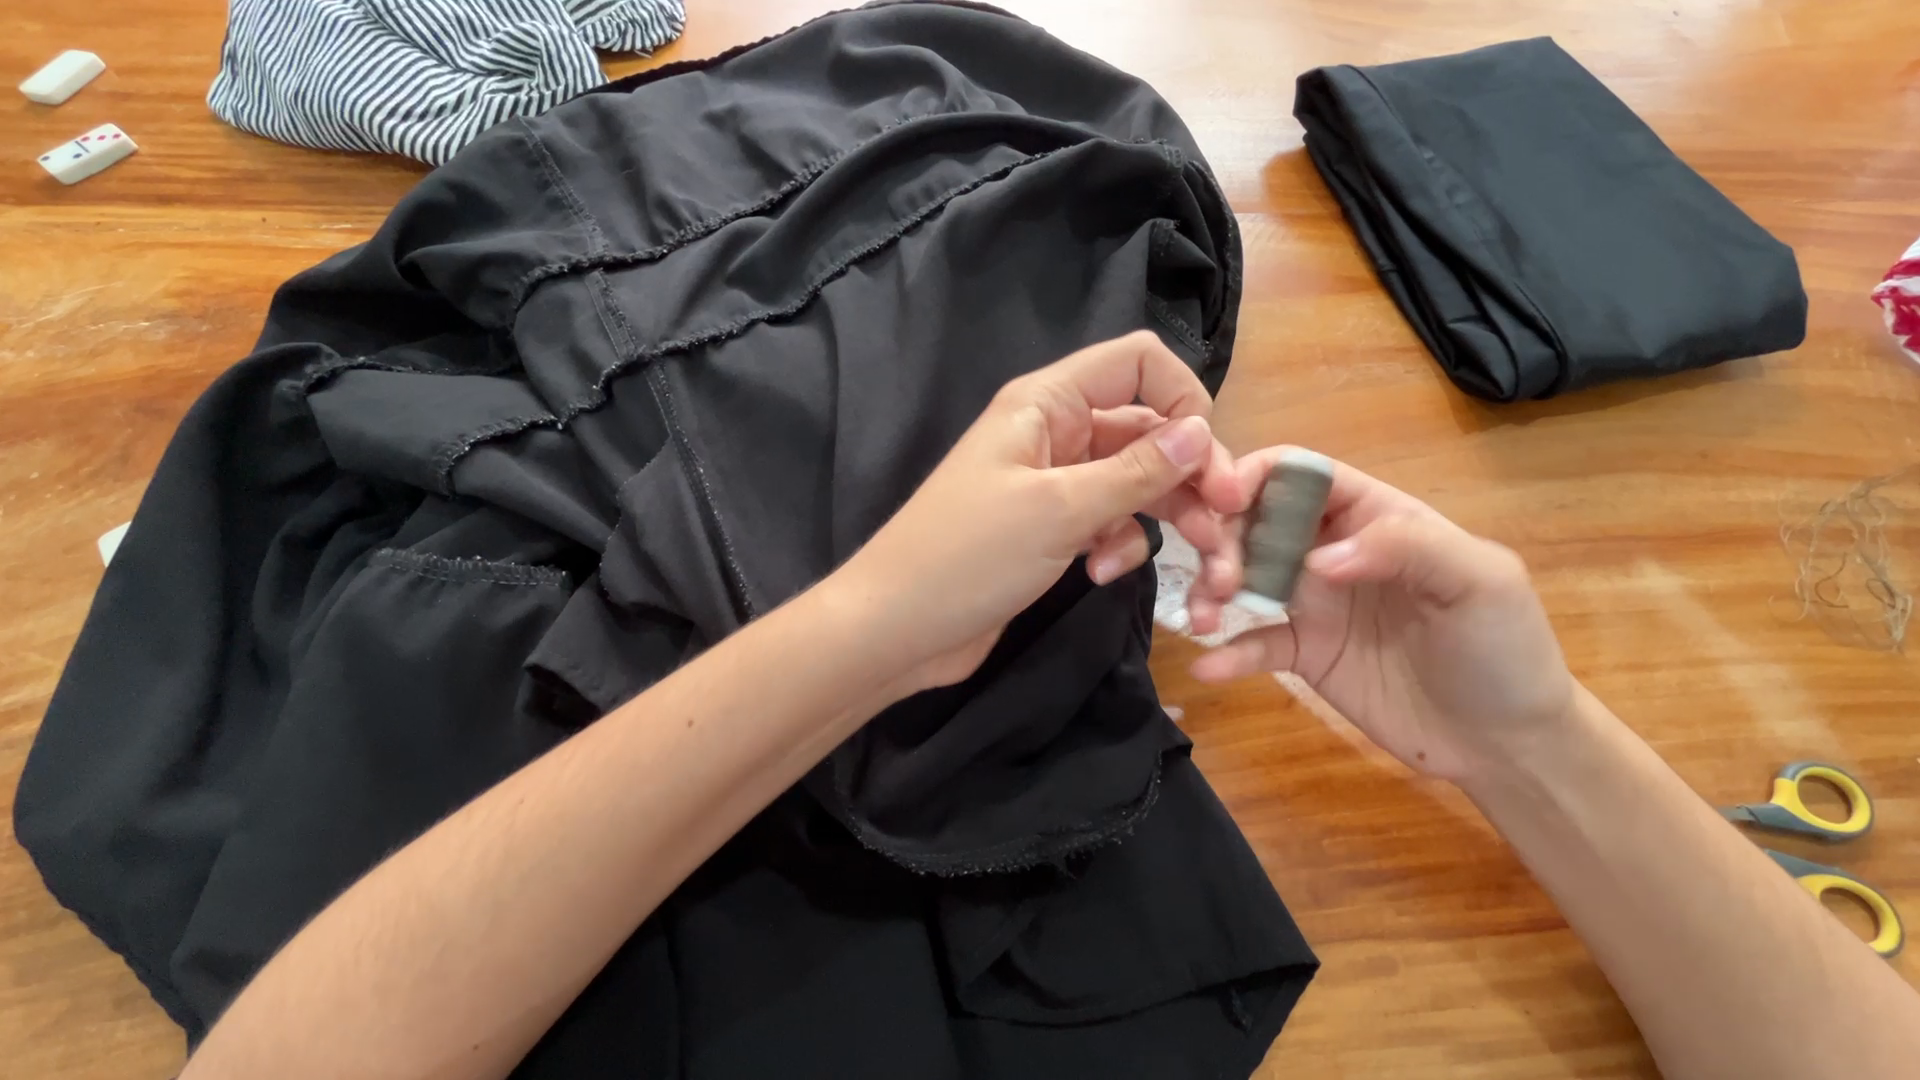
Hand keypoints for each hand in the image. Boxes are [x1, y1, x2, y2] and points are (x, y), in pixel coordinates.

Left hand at [829, 331, 1243, 695]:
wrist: (896, 628)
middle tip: (1223, 522)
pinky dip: (1116, 545)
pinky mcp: (1048, 529)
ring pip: (1132, 480)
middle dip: (1187, 471)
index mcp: (1046, 402)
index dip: (1183, 398)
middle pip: (1144, 428)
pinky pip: (1105, 520)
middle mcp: (1052, 432)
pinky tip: (1101, 575)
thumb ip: (1134, 470)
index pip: (1137, 363)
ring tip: (1197, 558)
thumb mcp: (1058, 510)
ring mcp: (1050, 483)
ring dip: (1164, 515)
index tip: (1208, 457)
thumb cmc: (968, 556)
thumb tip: (1199, 431)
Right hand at [1191, 451, 1576, 782]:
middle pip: (1254, 520)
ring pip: (1240, 576)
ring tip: (1205, 620)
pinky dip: (1226, 653)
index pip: (1299, 474)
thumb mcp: (1481, 580)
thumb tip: (1317, 559)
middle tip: (1219, 579)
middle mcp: (1331, 549)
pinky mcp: (1303, 654)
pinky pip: (1253, 644)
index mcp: (1372, 515)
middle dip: (1221, 537)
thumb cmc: (1504, 648)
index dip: (1251, 475)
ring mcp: (1313, 603)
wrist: (1508, 741)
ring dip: (1210, 589)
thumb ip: (1406, 547)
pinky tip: (1209, 668)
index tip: (1219, 503)